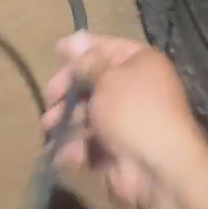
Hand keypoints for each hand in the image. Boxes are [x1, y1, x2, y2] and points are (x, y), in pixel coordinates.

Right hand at [42, 32, 207, 208]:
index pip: (105, 48)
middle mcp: (135, 89)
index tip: (54, 52)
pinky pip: (89, 144)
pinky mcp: (116, 151)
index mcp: (140, 63)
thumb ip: (86, 62)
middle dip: (67, 91)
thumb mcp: (106, 78)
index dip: (80, 49)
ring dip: (64, 120)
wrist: (158, 169)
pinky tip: (60, 153)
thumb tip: (73, 40)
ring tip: (49, 128)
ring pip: (87, 114)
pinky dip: (73, 148)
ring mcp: (126, 122)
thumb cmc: (132, 112)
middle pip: (92, 82)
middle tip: (49, 99)